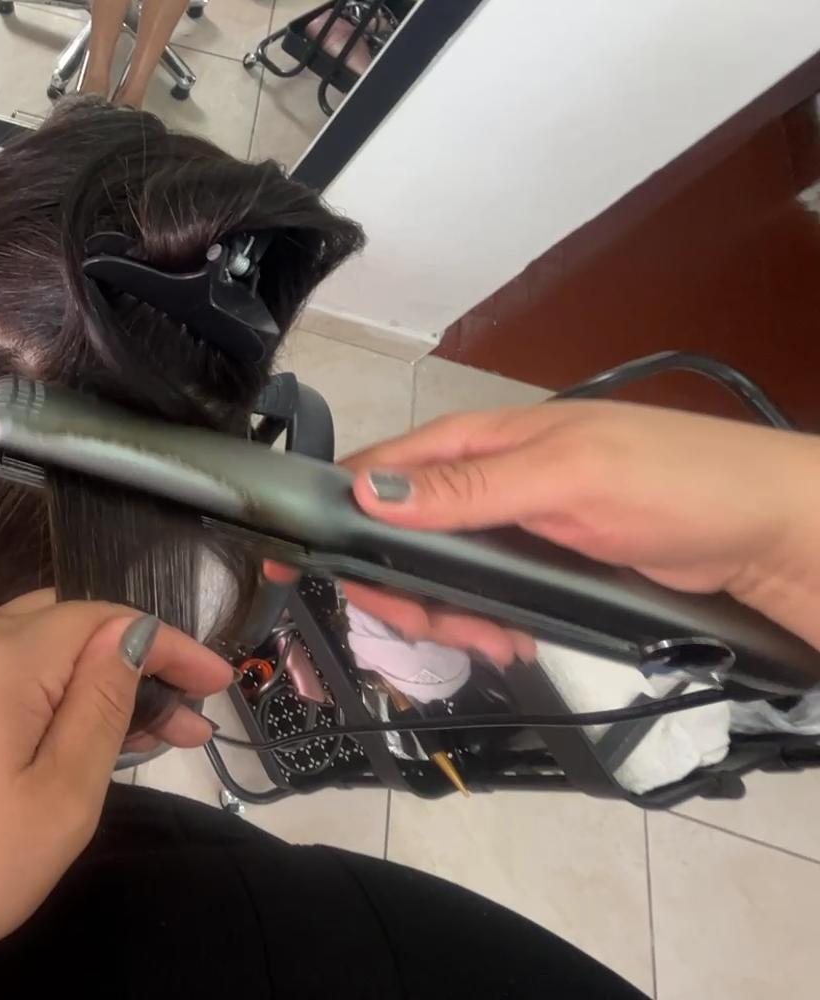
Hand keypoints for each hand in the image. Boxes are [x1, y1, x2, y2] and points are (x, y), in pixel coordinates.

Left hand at [0, 592, 232, 987]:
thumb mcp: (59, 795)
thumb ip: (101, 707)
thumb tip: (129, 641)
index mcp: (0, 653)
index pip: (100, 617)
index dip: (165, 641)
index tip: (219, 683)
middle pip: (66, 625)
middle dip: (132, 660)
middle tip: (187, 721)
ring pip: (34, 648)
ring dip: (92, 679)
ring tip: (149, 735)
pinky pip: (0, 672)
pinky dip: (48, 692)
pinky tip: (78, 734)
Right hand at [341, 400, 819, 653]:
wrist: (785, 537)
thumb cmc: (683, 484)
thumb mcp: (568, 477)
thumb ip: (465, 489)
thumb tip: (367, 494)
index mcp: (462, 445)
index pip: (364, 474)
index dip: (326, 518)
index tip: (312, 567)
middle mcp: (464, 484)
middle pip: (381, 536)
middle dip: (390, 586)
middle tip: (423, 625)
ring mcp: (491, 526)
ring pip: (418, 574)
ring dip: (435, 614)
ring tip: (482, 640)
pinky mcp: (518, 564)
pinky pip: (464, 596)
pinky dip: (471, 624)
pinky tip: (502, 639)